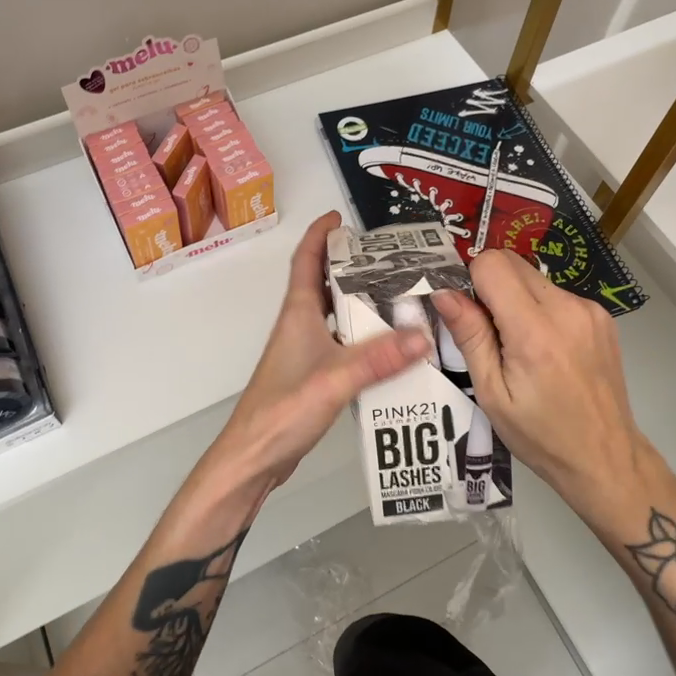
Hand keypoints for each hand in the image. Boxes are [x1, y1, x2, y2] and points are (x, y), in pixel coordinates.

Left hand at [200, 211, 430, 495]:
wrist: (252, 459)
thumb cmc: (283, 410)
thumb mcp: (335, 380)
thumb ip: (378, 359)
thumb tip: (422, 335)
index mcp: (298, 314)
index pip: (306, 261)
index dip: (319, 235)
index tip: (339, 216)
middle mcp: (299, 326)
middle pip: (323, 284)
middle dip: (350, 266)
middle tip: (390, 259)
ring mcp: (304, 352)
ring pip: (334, 315)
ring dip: (358, 302)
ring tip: (398, 297)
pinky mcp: (311, 376)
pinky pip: (340, 344)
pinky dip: (362, 337)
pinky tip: (388, 348)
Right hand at [431, 250, 653, 513]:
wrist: (606, 457)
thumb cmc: (541, 435)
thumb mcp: (493, 394)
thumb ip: (470, 336)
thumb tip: (443, 293)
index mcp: (535, 331)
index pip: (492, 264)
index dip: (471, 281)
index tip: (468, 313)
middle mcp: (567, 309)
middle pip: (512, 262)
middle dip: (491, 285)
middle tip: (489, 332)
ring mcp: (589, 309)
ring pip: (534, 276)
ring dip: (516, 298)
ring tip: (518, 347)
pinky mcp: (601, 315)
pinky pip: (556, 293)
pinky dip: (541, 309)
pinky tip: (545, 348)